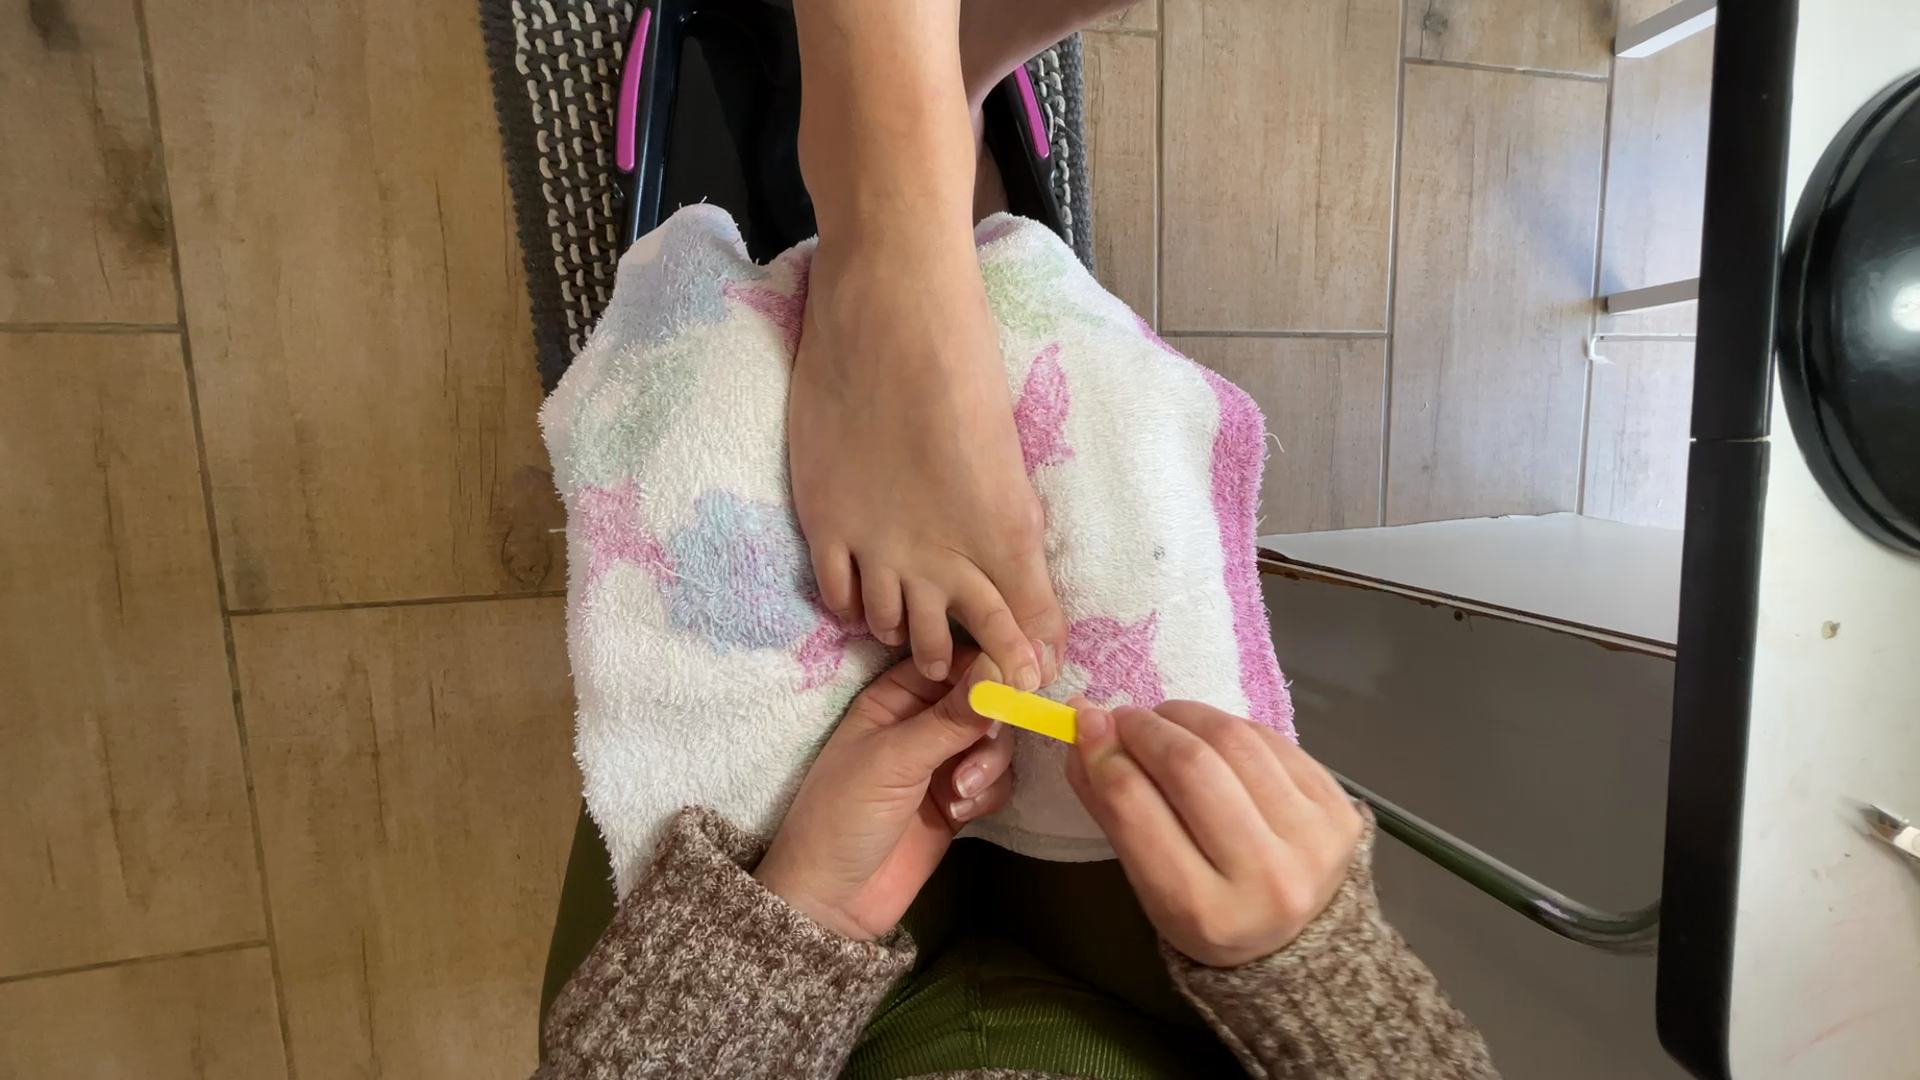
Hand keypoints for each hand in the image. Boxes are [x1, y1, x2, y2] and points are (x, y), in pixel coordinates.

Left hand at [754, 651, 1013, 940]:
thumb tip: (1000, 667)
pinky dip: (988, 792)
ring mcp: (943, 760)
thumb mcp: (896, 758)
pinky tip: (960, 812)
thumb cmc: (846, 813)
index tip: (1019, 681)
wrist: (833, 902)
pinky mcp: (959, 798)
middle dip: (990, 726)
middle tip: (981, 749)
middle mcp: (923, 720)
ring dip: (988, 764)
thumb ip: (952, 716)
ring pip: (996, 741)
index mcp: (896, 695)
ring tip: (960, 793)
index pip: (955, 660)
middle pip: (985, 700)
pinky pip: (996, 780)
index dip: (989, 668)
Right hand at [790, 238, 1066, 690]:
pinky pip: (840, 599)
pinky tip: (863, 600)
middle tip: (965, 666)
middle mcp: (942, 557)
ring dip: (908, 637)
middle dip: (968, 666)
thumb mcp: (1006, 453)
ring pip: (894, 630)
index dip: (1029, 658)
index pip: (1025, 624)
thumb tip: (1013, 557)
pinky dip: (854, 609)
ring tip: (913, 633)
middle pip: (957, 645)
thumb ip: (1009, 521)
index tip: (1029, 675)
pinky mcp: (828, 525)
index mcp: (1003, 536)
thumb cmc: (965, 366)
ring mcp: (879, 546)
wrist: (892, 315)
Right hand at [1065, 699, 1364, 966]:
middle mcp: (1266, 880)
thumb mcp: (1145, 876)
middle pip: (1190, 766)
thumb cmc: (1204, 907)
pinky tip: (1209, 735)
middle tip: (1123, 718)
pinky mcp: (1339, 807)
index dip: (1102, 755)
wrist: (1299, 941)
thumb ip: (1108, 801)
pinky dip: (1226, 724)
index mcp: (1202, 911)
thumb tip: (1082, 725)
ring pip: (1232, 739)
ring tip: (1164, 720)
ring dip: (1184, 715)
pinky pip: (1269, 737)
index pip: (1135, 808)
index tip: (1085, 724)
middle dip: (1144, 727)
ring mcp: (1313, 840)